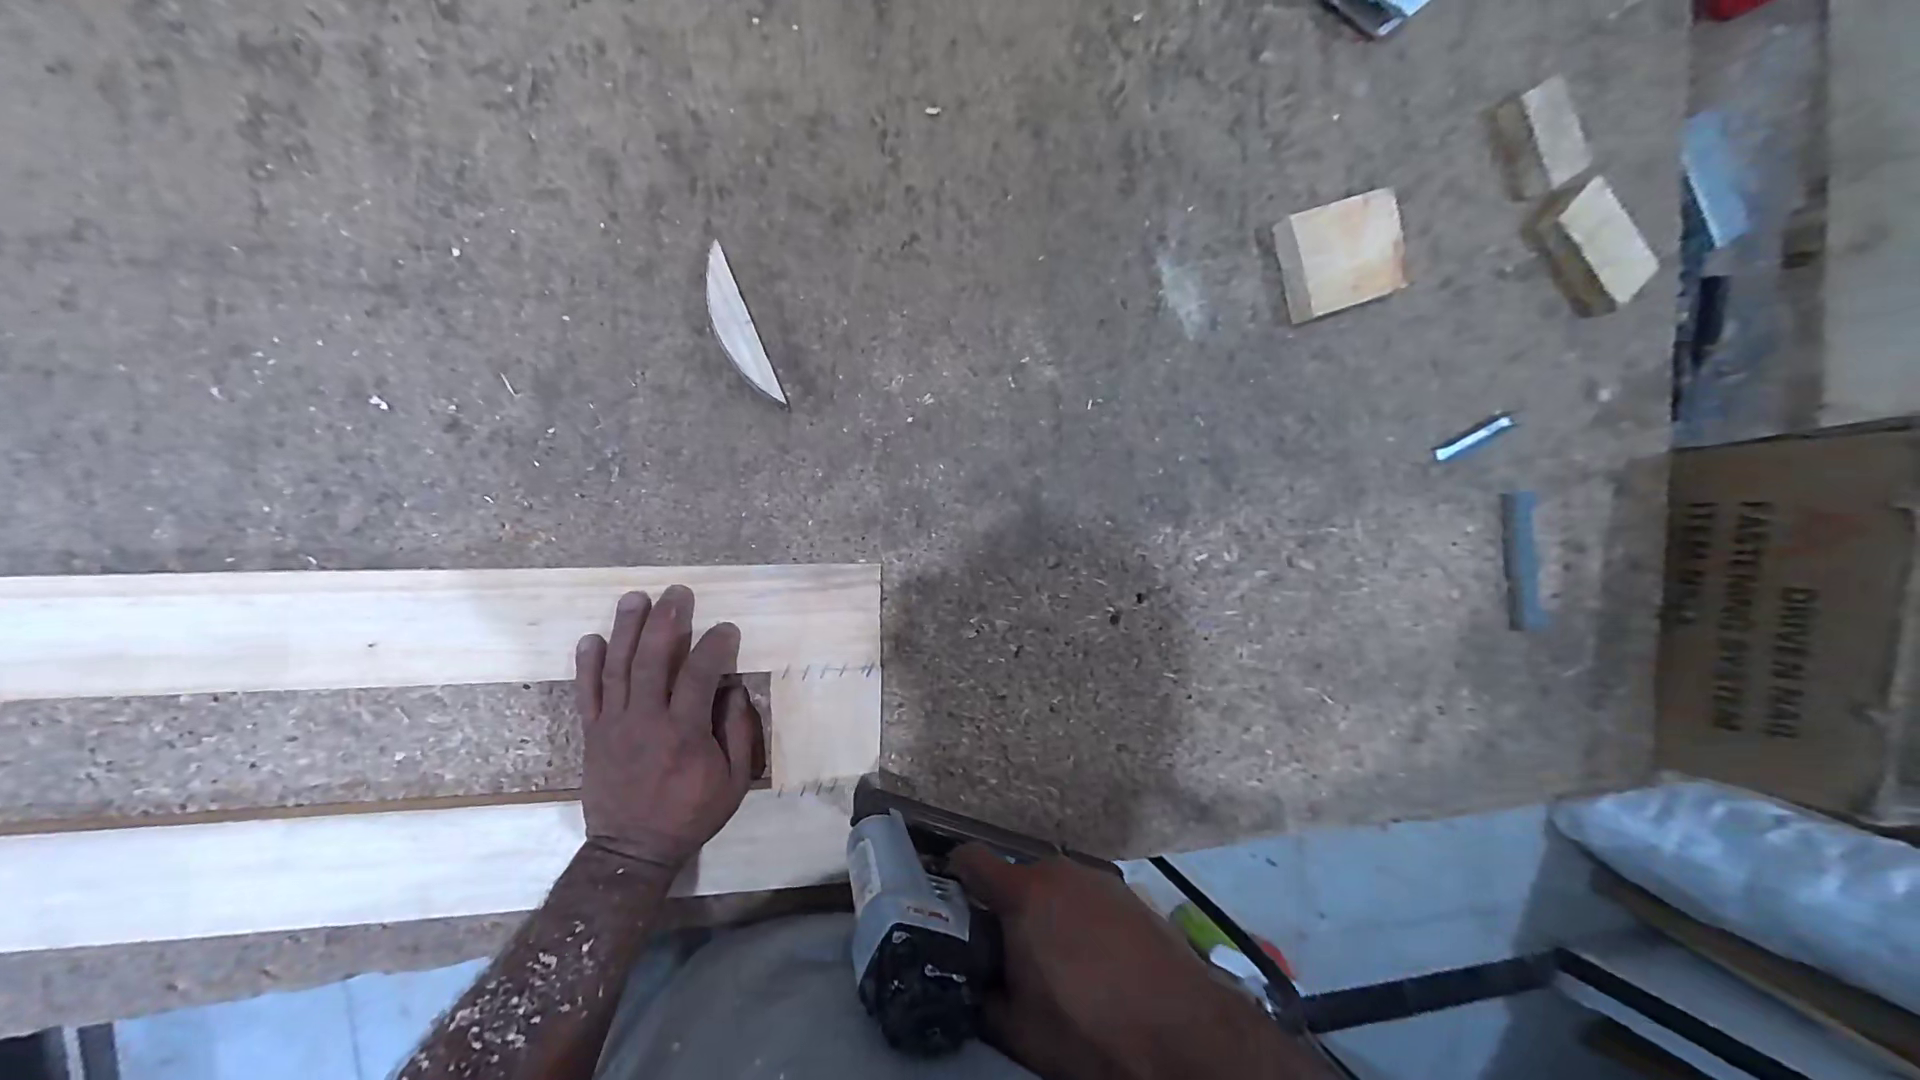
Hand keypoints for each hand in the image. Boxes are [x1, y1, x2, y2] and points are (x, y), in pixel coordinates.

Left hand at [574, 586, 760, 876]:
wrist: (631, 849)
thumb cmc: (691, 813)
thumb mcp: (734, 781)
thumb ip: (739, 732)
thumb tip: (734, 689)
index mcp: (684, 732)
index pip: (700, 674)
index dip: (715, 645)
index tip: (728, 628)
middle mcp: (646, 720)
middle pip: (653, 659)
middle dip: (666, 621)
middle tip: (677, 592)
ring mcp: (613, 725)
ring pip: (617, 668)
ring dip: (626, 629)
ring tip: (635, 597)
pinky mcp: (592, 734)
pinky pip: (586, 694)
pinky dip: (587, 664)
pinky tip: (591, 638)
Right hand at [951, 846, 1328, 1079]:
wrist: (1184, 1029)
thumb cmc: (1091, 1028)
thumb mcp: (1019, 1030)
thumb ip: (985, 998)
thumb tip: (975, 984)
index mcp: (1023, 894)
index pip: (972, 858)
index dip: (953, 872)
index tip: (949, 895)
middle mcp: (1058, 871)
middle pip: (1016, 878)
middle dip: (1007, 909)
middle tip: (1010, 952)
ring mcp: (1097, 878)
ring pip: (1054, 887)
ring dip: (1045, 912)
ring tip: (1059, 960)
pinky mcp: (1128, 891)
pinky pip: (1086, 896)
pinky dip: (1079, 917)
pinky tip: (1097, 958)